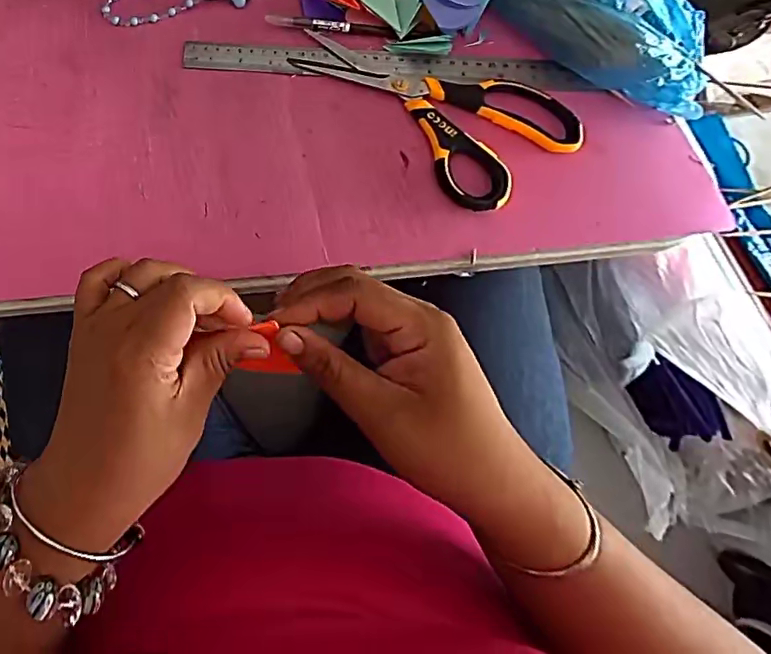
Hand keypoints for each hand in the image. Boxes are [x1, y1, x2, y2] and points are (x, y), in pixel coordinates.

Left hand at [23, 258, 267, 555]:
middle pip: (168, 277)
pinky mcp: (82, 329)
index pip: (188, 291)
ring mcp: (93, 324)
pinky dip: (124, 274)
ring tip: (193, 316)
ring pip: (139, 272)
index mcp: (142, 348)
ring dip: (173, 282)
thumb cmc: (136, 463)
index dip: (223, 298)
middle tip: (226, 326)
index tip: (244, 323)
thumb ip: (219, 360)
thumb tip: (254, 337)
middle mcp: (114, 326)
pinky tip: (147, 294)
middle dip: (205, 293)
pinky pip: (98, 279)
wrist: (81, 488)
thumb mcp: (190, 414)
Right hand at [269, 266, 547, 527]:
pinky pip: (365, 321)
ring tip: (285, 322)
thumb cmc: (447, 452)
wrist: (497, 486)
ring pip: (358, 299)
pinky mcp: (409, 346)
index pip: (353, 291)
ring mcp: (415, 329)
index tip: (274, 321)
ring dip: (320, 305)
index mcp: (420, 323)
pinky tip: (313, 334)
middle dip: (310, 294)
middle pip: (355, 285)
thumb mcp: (381, 413)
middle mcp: (419, 315)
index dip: (309, 300)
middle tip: (273, 318)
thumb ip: (331, 369)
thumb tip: (286, 337)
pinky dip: (334, 323)